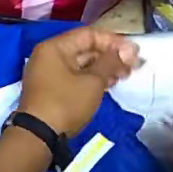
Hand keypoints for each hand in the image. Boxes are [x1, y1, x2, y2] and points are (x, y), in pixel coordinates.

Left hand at [18, 26, 140, 136]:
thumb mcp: (93, 82)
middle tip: (133, 66)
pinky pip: (74, 76)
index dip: (114, 42)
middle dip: (110, 56)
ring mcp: (48, 73)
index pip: (89, 35)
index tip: (134, 53)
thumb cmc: (66, 104)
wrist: (38, 136)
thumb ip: (111, 63)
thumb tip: (128, 50)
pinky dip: (91, 78)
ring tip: (124, 76)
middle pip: (84, 48)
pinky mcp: (51, 88)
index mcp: (54, 47)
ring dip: (103, 68)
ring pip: (81, 64)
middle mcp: (48, 56)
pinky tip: (108, 84)